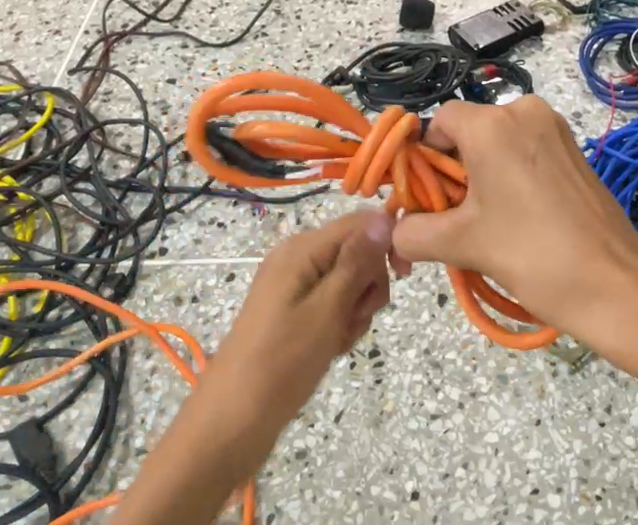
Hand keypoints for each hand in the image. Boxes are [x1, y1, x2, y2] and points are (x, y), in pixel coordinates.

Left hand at [112, 211, 392, 524]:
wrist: (233, 420)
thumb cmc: (283, 361)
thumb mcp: (328, 308)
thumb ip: (358, 261)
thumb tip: (384, 218)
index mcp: (302, 249)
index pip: (361, 223)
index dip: (386, 243)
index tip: (403, 276)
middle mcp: (298, 258)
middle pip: (357, 252)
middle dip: (368, 285)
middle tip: (353, 318)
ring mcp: (294, 285)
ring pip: (349, 281)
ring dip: (355, 310)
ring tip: (338, 340)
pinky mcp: (294, 310)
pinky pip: (333, 303)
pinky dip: (340, 323)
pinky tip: (331, 347)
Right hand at [390, 97, 637, 354]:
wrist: (614, 283)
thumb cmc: (532, 254)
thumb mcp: (462, 243)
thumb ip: (414, 232)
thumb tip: (393, 231)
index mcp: (493, 124)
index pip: (439, 121)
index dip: (423, 157)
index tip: (423, 197)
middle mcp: (525, 112)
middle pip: (470, 132)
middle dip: (453, 171)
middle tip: (452, 218)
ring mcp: (555, 129)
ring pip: (499, 143)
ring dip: (483, 177)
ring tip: (486, 225)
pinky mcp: (575, 150)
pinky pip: (527, 152)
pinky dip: (512, 177)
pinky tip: (516, 219)